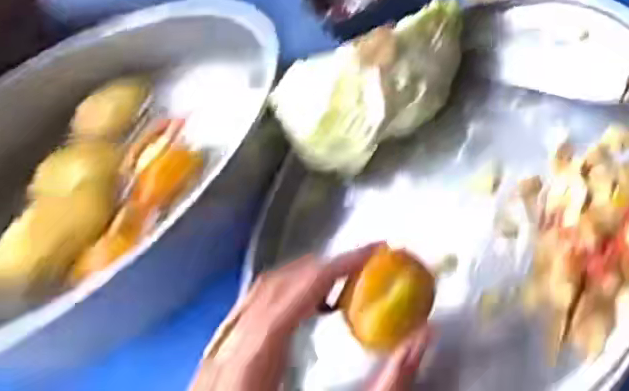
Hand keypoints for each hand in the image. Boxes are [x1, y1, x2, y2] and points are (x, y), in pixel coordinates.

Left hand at [192, 245, 433, 390]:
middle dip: (324, 267)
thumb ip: (386, 389)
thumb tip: (425, 334)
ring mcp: (203, 380)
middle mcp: (218, 368)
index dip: (340, 264)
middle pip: (271, 290)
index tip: (381, 251)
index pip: (295, 295)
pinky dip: (277, 307)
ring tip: (341, 287)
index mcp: (247, 374)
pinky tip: (304, 320)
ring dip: (299, 283)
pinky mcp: (203, 388)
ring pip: (250, 304)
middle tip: (368, 265)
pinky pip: (239, 325)